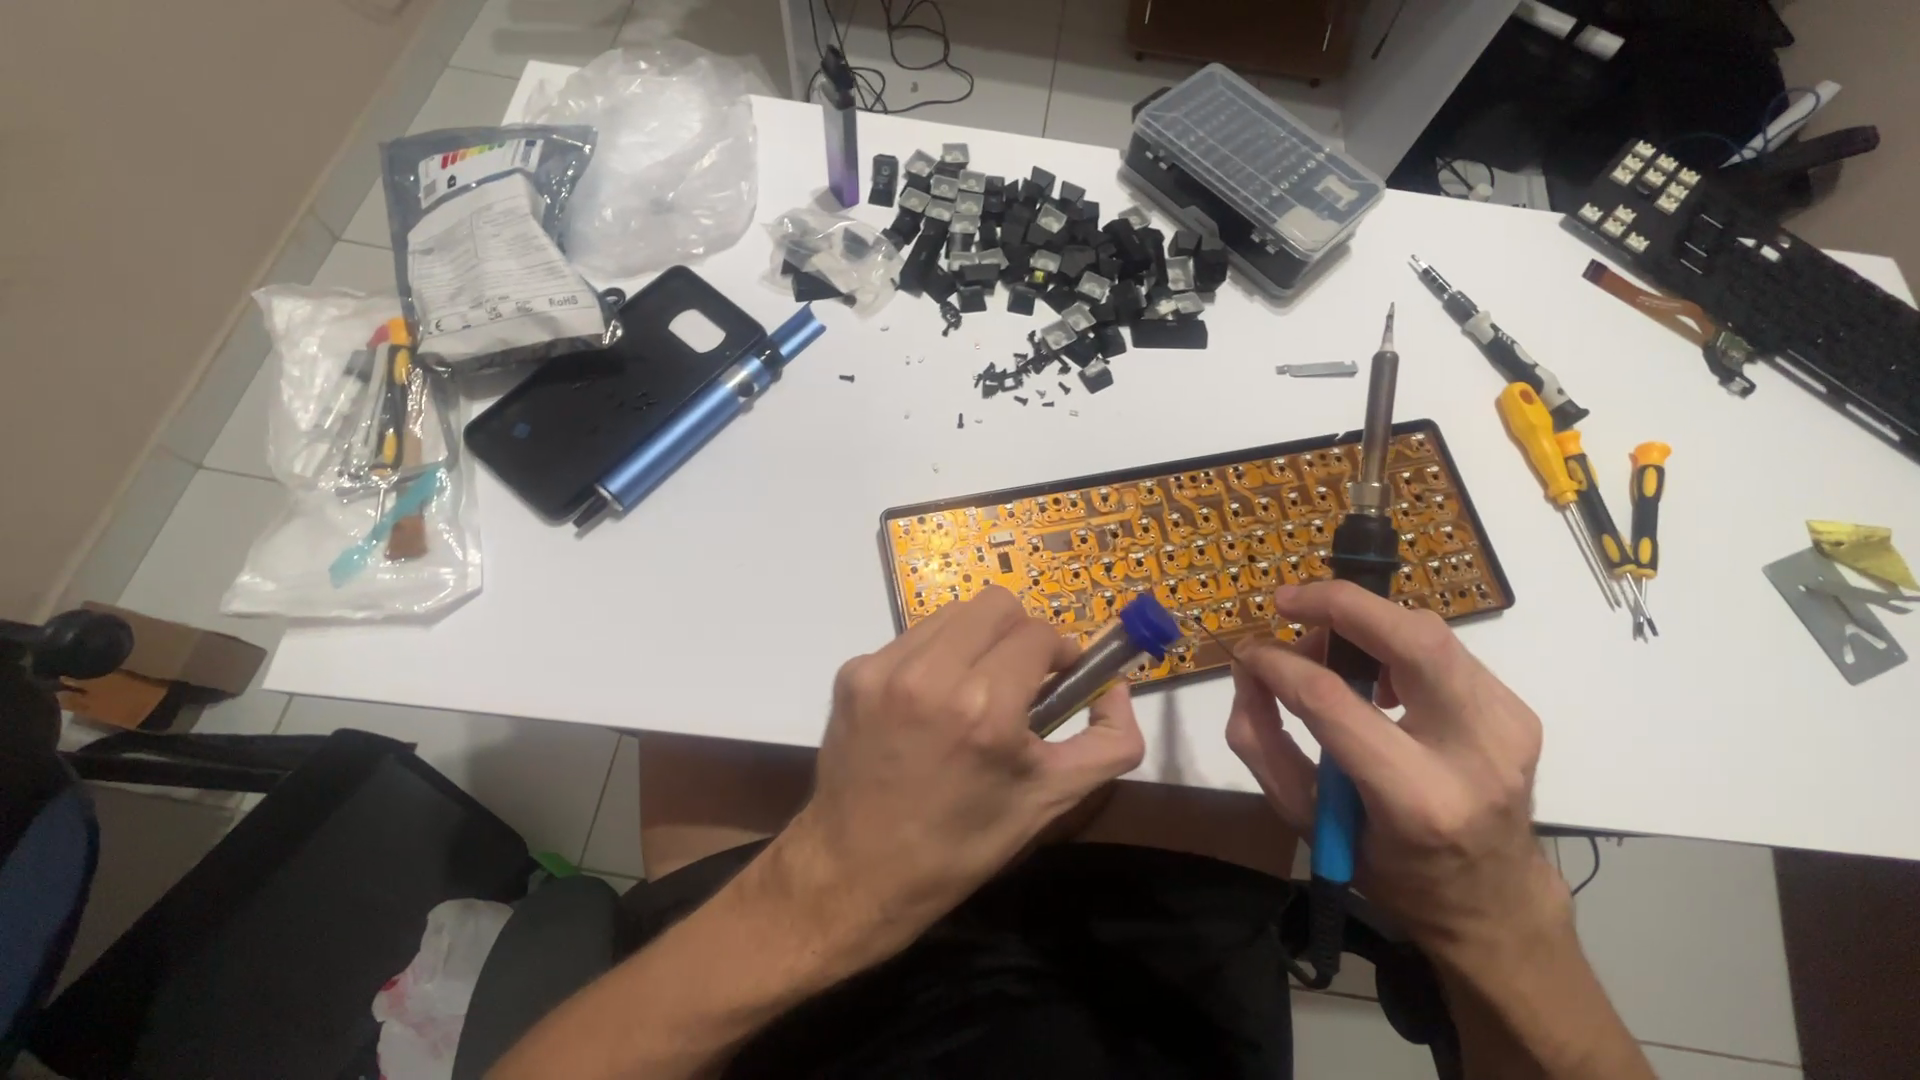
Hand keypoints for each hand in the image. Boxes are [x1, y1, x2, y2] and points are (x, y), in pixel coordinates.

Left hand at [784, 586, 1144, 953]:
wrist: (857, 870)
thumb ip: (1110, 744)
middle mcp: (930, 675)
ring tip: (974, 688)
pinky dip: (934, 658)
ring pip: (953, 614)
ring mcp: (883, 669)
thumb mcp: (1051, 801)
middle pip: (996, 604)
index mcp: (985, 709)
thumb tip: (1116, 689)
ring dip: (977, 640)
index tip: (1061, 677)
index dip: (1062, 652)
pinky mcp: (852, 672)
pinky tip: (930, 704)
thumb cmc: (962, 843)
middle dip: (1022, 633)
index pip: (1040, 634)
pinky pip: (912, 639)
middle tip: (1023, 675)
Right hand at [1224, 581, 1564, 963]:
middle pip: (1414, 641)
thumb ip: (1262, 743)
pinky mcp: (1518, 710)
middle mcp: (1474, 755)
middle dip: (1342, 604)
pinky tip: (1372, 672)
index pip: (1333, 702)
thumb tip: (1246, 671)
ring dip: (1365, 623)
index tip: (1248, 653)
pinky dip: (1394, 643)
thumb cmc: (1387, 868)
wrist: (1492, 900)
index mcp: (1415, 799)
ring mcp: (1508, 727)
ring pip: (1430, 633)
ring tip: (1325, 649)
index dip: (1280, 664)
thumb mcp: (1306, 821)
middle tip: (1287, 601)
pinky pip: (1444, 650)